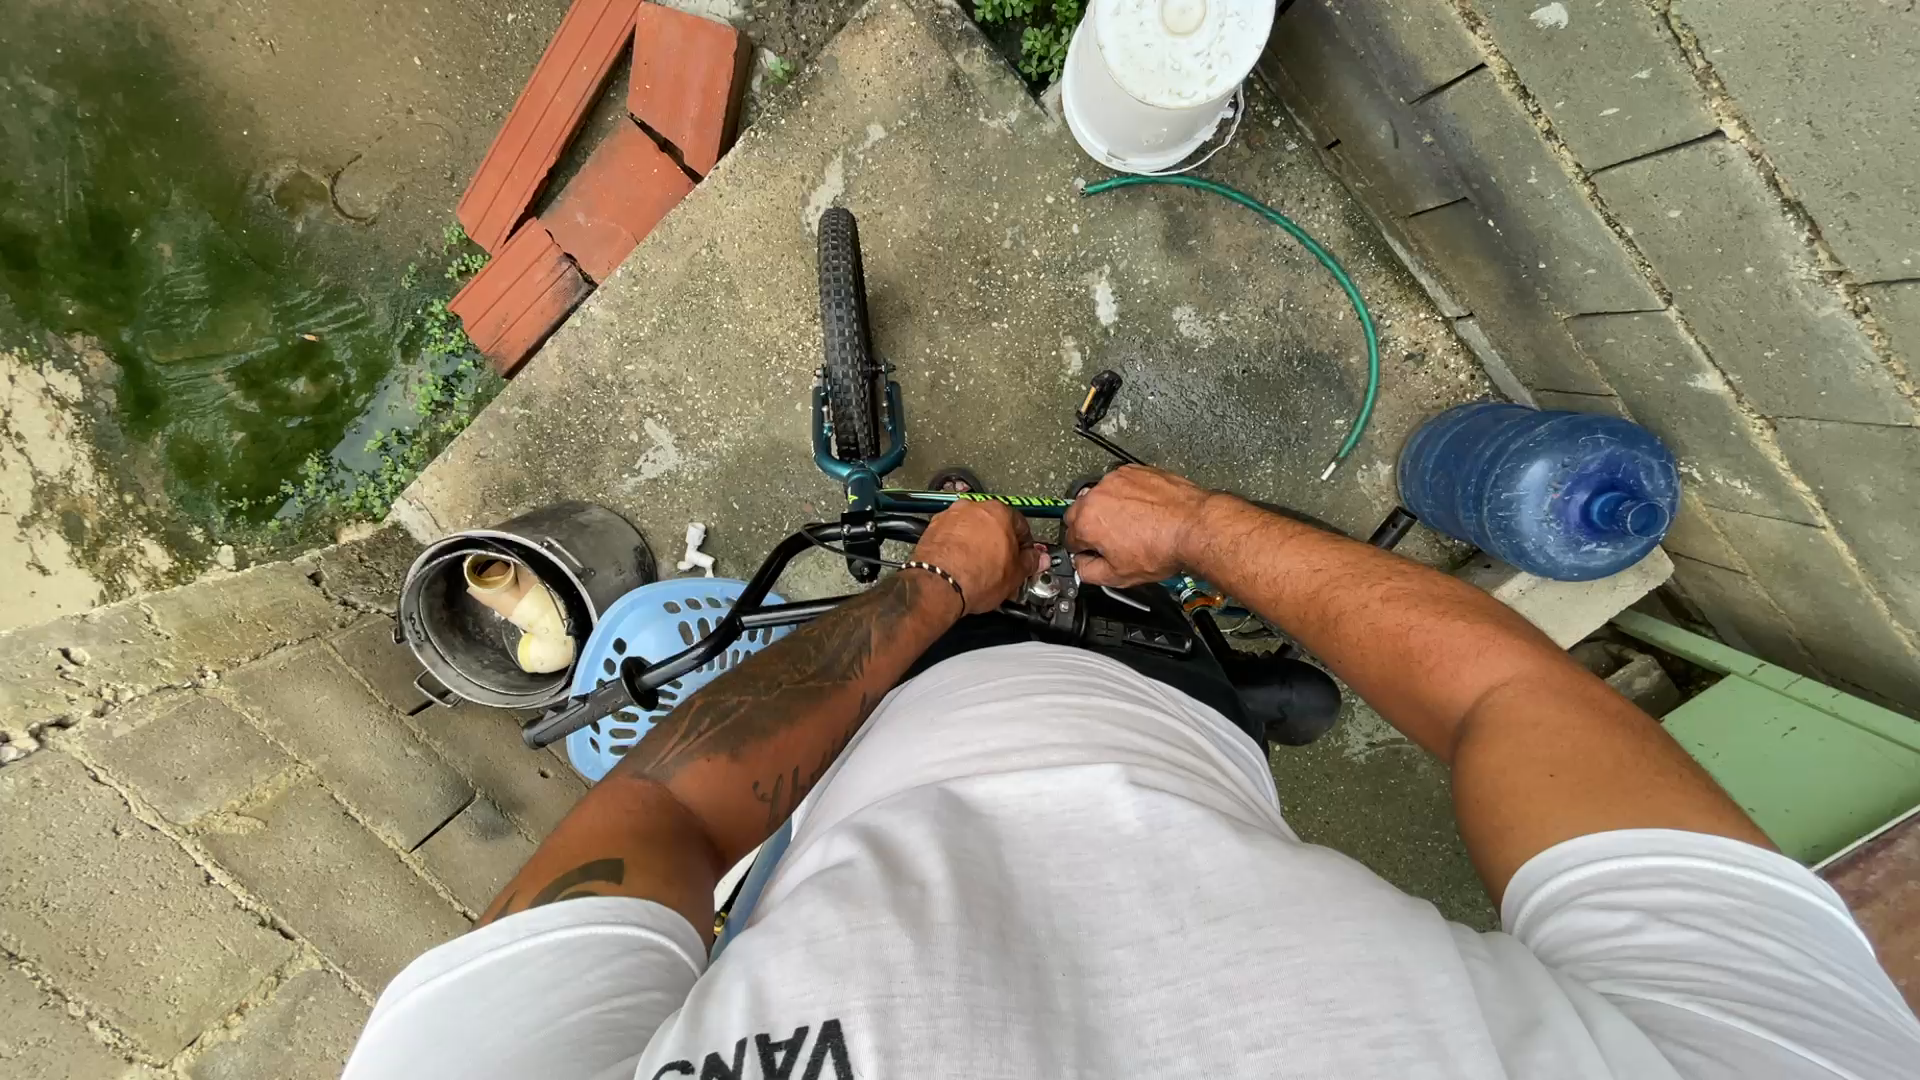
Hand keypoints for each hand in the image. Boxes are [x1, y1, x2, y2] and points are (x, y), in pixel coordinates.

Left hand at [910, 500, 1047, 615]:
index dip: (1025, 546)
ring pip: (971, 529)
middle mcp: (974, 508)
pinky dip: (957, 547)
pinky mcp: (933, 528)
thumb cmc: (975, 576)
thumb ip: (1030, 562)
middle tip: (1002, 566)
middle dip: (1000, 544)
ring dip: (977, 544)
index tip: (1024, 558)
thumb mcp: (1015, 575)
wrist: (938, 584)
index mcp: (1000, 512)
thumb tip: (1037, 560)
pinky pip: (952, 536)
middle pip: (994, 525)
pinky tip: (960, 566)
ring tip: (979, 568)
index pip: (1021, 526)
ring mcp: (951, 516)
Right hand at [1064, 465, 1218, 585]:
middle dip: (1090, 527)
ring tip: (1132, 525)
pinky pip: (1119, 484)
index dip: (1083, 550)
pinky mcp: (1133, 471)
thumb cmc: (1163, 547)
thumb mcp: (1118, 576)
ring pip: (1099, 497)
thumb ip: (1088, 572)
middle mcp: (1096, 496)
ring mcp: (1115, 480)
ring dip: (1108, 509)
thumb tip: (1081, 566)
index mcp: (1086, 522)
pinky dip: (1126, 495)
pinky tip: (1142, 510)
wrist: (1194, 526)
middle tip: (1112, 540)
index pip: (1069, 538)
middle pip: (1078, 514)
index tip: (1094, 552)